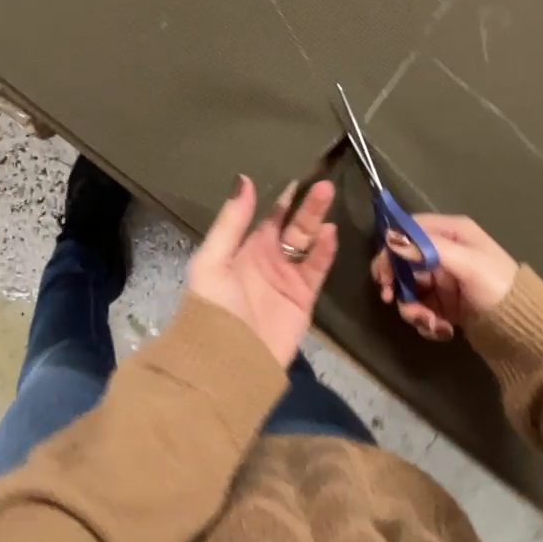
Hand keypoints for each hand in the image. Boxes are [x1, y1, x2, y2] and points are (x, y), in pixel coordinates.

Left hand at [187, 176, 338, 366]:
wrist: (226, 364)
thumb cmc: (212, 309)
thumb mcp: (212, 262)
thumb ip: (231, 222)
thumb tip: (244, 180)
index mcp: (244, 250)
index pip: (269, 217)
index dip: (283, 198)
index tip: (300, 176)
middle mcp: (269, 260)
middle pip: (293, 226)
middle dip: (307, 205)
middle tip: (324, 184)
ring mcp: (288, 278)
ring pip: (308, 242)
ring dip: (318, 220)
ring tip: (329, 196)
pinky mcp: (304, 298)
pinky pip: (318, 267)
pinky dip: (325, 250)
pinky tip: (330, 233)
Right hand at [371, 215, 519, 340]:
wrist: (522, 330)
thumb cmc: (498, 288)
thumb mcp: (467, 265)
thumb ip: (430, 250)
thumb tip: (391, 238)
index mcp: (452, 232)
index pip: (410, 229)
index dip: (392, 248)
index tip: (383, 273)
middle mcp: (444, 251)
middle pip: (404, 261)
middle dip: (399, 284)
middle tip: (392, 300)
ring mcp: (443, 278)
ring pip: (410, 288)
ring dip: (414, 309)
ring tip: (432, 324)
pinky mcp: (443, 303)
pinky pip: (421, 307)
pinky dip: (426, 321)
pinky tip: (443, 330)